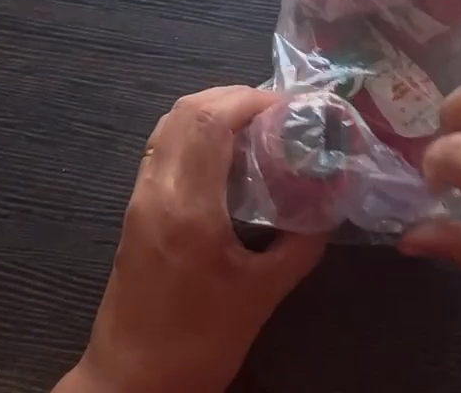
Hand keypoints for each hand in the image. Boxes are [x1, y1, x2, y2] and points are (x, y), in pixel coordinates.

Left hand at [58, 87, 328, 392]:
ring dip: (210, 108)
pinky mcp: (134, 206)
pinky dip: (192, 129)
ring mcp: (140, 195)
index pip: (211, 120)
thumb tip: (328, 206)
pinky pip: (162, 144)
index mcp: (189, 208)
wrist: (131, 383)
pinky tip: (223, 151)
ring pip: (168, 122)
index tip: (289, 106)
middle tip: (275, 111)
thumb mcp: (261, 297)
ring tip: (253, 123)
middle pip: (186, 109)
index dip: (251, 100)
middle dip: (233, 96)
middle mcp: (158, 189)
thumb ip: (299, 246)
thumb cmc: (199, 343)